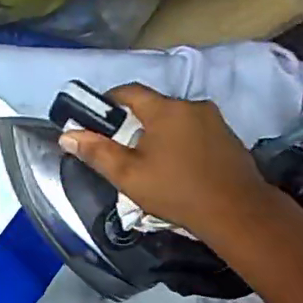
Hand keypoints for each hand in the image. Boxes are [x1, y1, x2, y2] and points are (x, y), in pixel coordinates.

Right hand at [58, 84, 278, 240]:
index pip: (130, 91)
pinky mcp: (228, 137)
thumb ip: (97, 152)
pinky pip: (194, 132)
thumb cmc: (175, 191)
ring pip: (175, 120)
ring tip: (148, 162)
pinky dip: (180, 143)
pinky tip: (175, 168)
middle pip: (154, 107)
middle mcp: (192, 106)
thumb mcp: (128, 175)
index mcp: (165, 110)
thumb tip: (67, 135)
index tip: (95, 117)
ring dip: (159, 134)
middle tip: (120, 149)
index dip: (109, 100)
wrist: (235, 211)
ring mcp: (214, 120)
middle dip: (135, 122)